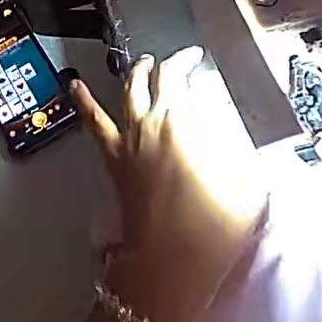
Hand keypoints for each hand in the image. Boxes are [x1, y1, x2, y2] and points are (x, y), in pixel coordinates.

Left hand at [70, 49, 265, 321]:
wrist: (171, 261)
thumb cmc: (215, 224)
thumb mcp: (246, 181)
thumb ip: (239, 148)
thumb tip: (230, 129)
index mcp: (184, 120)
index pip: (183, 76)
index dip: (190, 62)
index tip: (198, 61)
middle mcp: (153, 121)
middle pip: (156, 78)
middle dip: (168, 64)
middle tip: (178, 61)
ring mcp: (129, 138)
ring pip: (128, 90)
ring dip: (137, 72)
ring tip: (143, 62)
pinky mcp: (114, 157)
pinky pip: (95, 123)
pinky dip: (84, 101)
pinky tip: (75, 85)